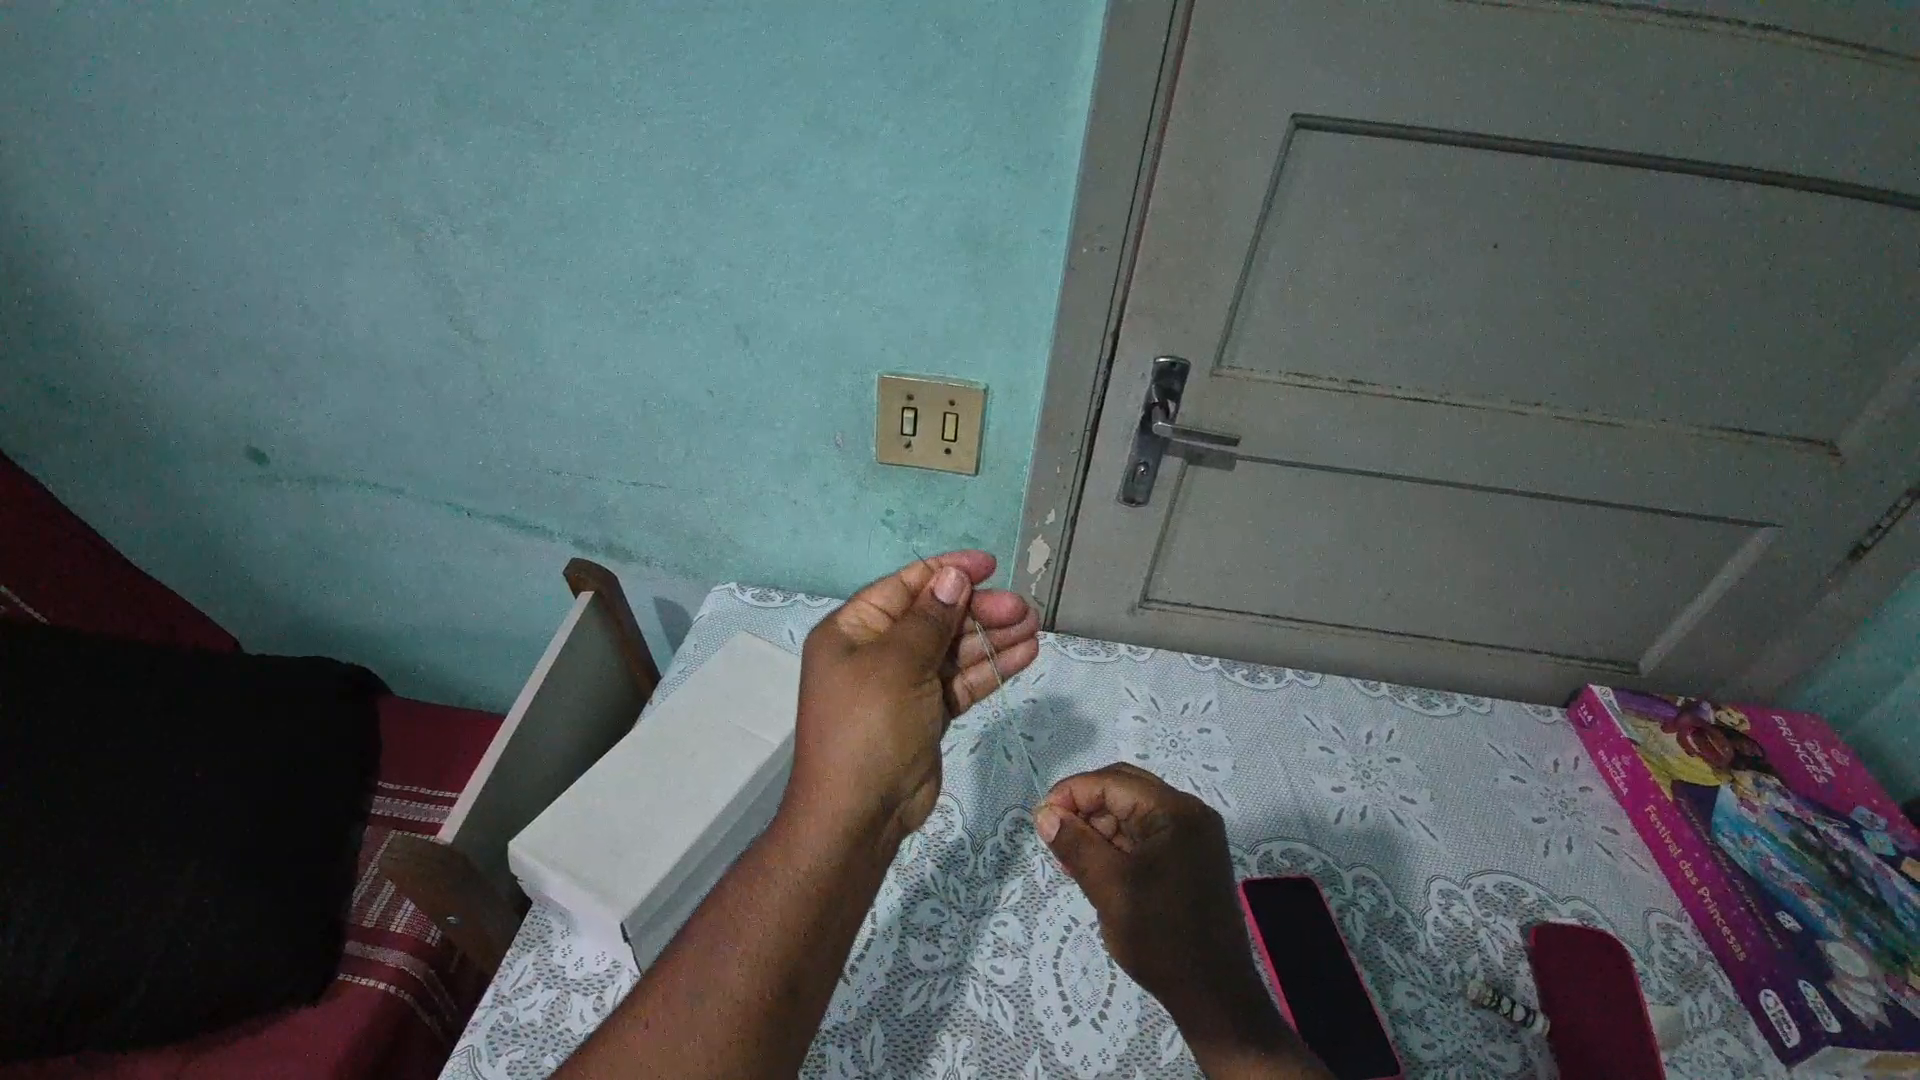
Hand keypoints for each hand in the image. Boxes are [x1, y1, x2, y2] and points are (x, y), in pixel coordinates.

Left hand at [786, 551, 1038, 847]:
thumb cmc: (868, 728)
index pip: (906, 586)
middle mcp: (877, 652)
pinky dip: (991, 669)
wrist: (858, 815)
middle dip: (979, 610)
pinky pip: (961, 682)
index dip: (947, 572)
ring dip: (992, 638)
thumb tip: (952, 577)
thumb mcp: (897, 664)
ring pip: (953, 650)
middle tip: (1023, 610)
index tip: (990, 566)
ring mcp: (904, 684)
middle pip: (935, 617)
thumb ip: (929, 618)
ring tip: (1034, 626)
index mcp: (854, 630)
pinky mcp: (927, 713)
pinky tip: (1024, 655)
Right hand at [1036, 764, 1328, 1077]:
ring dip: (1100, 826)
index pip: (1112, 782)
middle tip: (1055, 836)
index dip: (1072, 793)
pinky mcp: (1192, 858)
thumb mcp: (1108, 887)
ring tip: (1072, 858)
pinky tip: (1097, 866)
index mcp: (1176, 811)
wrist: (1214, 996)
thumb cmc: (1161, 937)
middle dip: (1085, 807)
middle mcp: (1190, 813)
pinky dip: (1118, 843)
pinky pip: (1147, 834)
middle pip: (1124, 789)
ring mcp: (1194, 836)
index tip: (1041, 819)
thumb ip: (1074, 843)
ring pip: (1133, 811)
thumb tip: (1045, 814)